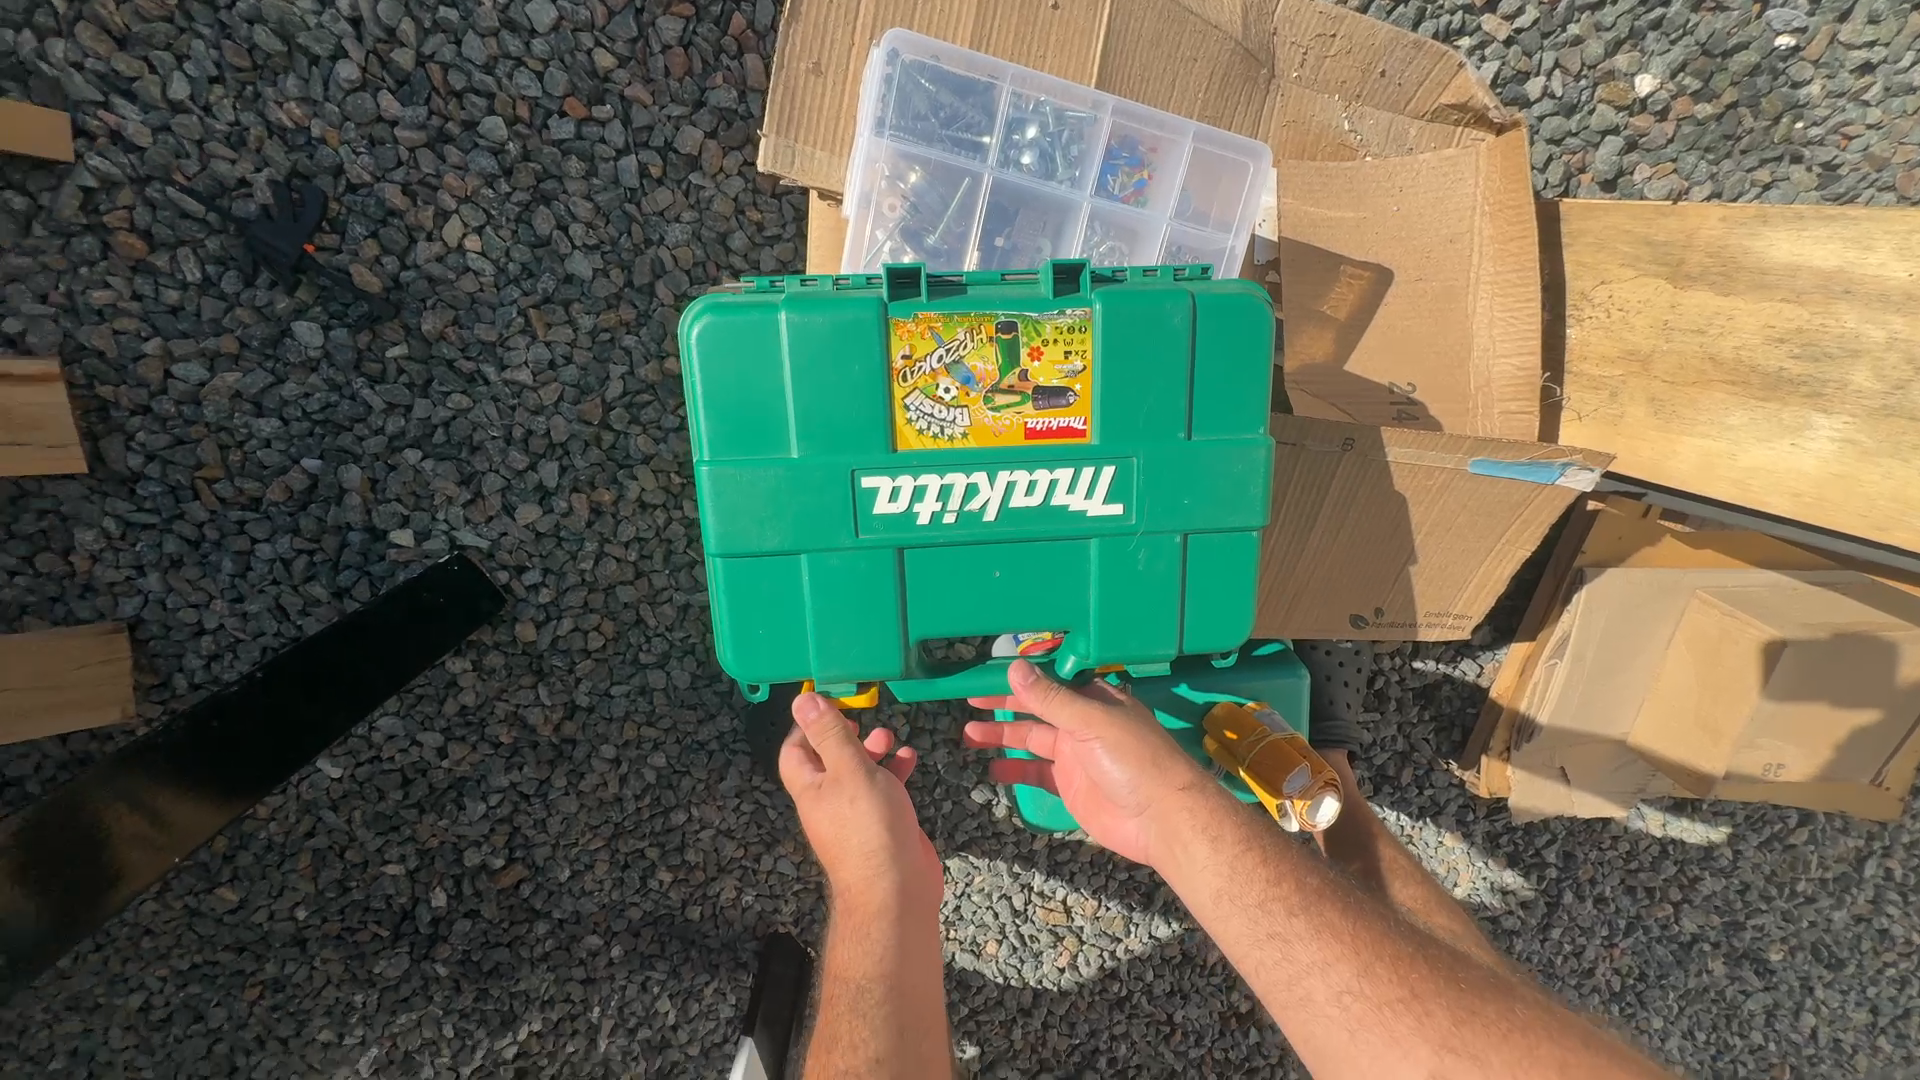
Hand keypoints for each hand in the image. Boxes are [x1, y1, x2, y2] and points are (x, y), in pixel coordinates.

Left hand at [779, 692, 942, 913]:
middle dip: (846, 736)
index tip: (828, 703)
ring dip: (872, 751)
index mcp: (811, 788)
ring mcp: (856, 816)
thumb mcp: (849, 769)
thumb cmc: (869, 825)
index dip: (806, 725)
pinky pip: (884, 790)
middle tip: (862, 719)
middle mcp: (829, 802)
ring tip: (889, 736)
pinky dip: (895, 771)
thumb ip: (829, 733)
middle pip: (829, 760)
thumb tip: (801, 699)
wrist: (896, 890)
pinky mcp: (882, 825)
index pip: (795, 751)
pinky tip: (910, 759)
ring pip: (859, 773)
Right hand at [962, 659, 1216, 868]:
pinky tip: (992, 770)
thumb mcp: (1091, 722)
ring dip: (1001, 736)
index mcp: (1092, 698)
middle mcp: (1081, 722)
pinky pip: (1036, 772)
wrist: (1162, 820)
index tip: (986, 675)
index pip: (1049, 680)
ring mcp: (1075, 754)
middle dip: (1002, 706)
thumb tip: (1014, 668)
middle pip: (1035, 708)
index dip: (1019, 677)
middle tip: (968, 703)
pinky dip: (1014, 769)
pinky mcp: (1070, 785)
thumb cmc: (1133, 760)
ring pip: (1030, 738)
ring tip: (968, 734)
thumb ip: (1050, 698)